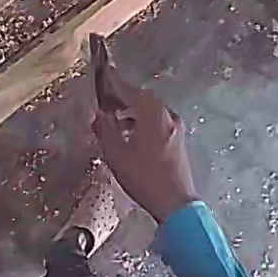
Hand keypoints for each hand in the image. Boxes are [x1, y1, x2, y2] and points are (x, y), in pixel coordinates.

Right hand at [90, 57, 200, 222]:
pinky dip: (141, 121)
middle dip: (122, 97)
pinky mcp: (177, 140)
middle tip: (104, 99)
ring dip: (131, 111)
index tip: (103, 72)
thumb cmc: (145, 178)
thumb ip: (105, 130)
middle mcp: (167, 115)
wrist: (176, 204)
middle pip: (141, 98)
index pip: (129, 90)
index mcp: (152, 113)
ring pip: (150, 110)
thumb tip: (99, 116)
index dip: (113, 82)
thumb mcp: (116, 154)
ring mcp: (175, 127)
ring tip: (113, 119)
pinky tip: (130, 134)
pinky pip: (157, 121)